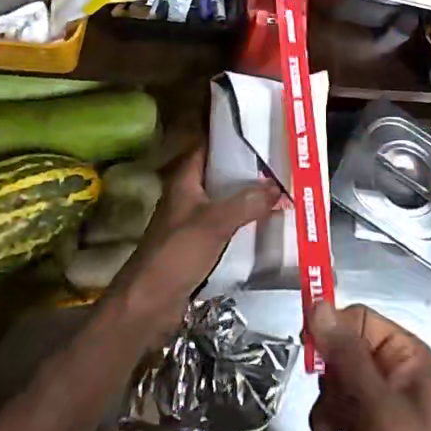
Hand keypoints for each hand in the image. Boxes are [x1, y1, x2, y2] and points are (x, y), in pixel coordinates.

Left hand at [108, 143, 280, 340]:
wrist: (148, 304)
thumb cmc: (175, 254)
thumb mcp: (215, 223)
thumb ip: (247, 202)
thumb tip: (278, 187)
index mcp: (185, 180)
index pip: (207, 145)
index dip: (229, 134)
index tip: (259, 126)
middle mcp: (188, 196)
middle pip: (220, 173)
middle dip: (248, 166)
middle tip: (281, 158)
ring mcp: (193, 221)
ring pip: (226, 200)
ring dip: (249, 196)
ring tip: (282, 188)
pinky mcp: (199, 246)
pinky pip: (228, 226)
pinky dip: (246, 222)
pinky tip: (268, 223)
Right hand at [307, 303, 430, 430]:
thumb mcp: (379, 406)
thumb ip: (347, 355)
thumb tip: (318, 304)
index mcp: (407, 355)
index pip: (360, 319)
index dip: (332, 331)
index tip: (309, 351)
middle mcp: (394, 373)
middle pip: (344, 349)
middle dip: (329, 375)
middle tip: (332, 398)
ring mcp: (381, 404)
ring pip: (337, 381)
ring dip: (326, 403)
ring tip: (331, 429)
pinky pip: (339, 409)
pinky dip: (328, 421)